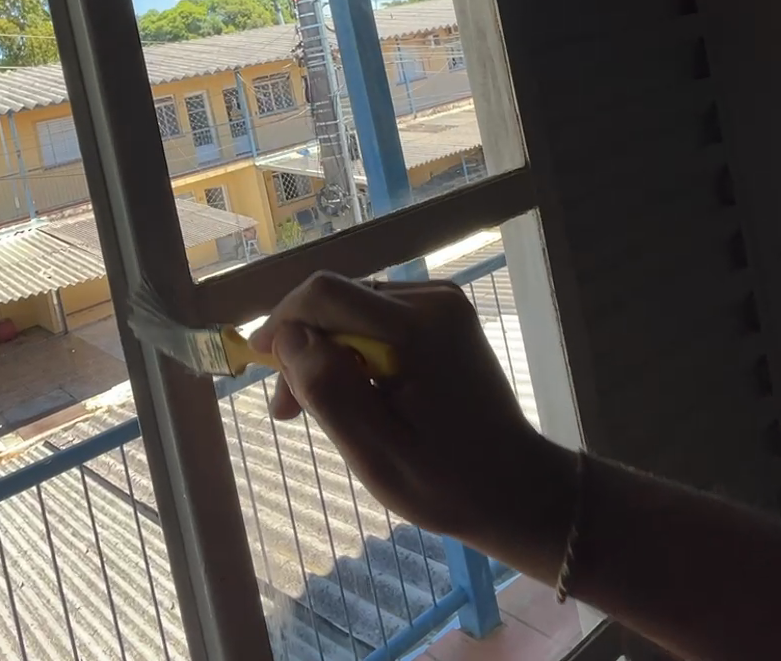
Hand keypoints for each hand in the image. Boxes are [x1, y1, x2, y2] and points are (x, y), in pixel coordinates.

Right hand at [249, 272, 574, 564]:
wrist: (519, 487)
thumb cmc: (447, 483)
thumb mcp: (377, 455)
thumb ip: (328, 390)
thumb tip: (286, 335)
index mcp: (417, 330)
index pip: (325, 293)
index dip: (283, 319)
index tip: (260, 360)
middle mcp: (432, 300)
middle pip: (337, 298)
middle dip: (303, 344)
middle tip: (288, 407)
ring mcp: (441, 302)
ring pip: (352, 306)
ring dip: (327, 349)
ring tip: (322, 406)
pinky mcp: (443, 311)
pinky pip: (375, 314)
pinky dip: (354, 346)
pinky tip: (357, 387)